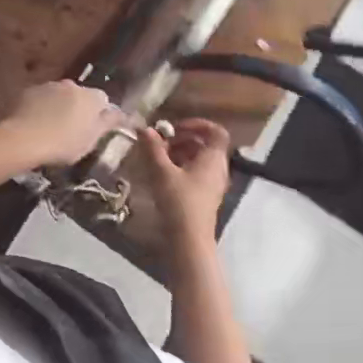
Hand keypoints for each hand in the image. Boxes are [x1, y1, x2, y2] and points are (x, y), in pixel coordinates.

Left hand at [0, 81, 126, 168]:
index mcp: (90, 96)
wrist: (24, 139)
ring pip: (59, 95)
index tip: (95, 128)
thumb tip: (120, 114)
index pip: (102, 99)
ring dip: (60, 106)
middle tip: (74, 129)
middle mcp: (70, 85)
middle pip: (80, 95)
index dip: (100, 114)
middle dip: (79, 108)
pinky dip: (42, 107)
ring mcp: (47, 86)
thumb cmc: (64, 143)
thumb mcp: (92, 139)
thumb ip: (108, 123)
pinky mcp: (28, 92)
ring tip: (53, 127)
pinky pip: (41, 99)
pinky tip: (37, 123)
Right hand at [137, 119, 231, 245]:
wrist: (189, 238)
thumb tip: (144, 128)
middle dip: (180, 138)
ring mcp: (212, 183)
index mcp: (213, 159)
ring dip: (178, 152)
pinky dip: (179, 165)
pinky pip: (195, 171)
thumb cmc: (178, 200)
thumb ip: (153, 148)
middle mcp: (218, 168)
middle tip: (158, 142)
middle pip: (204, 144)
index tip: (173, 127)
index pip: (216, 132)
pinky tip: (160, 173)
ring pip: (198, 158)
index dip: (197, 124)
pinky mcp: (204, 194)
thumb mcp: (161, 171)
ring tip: (155, 157)